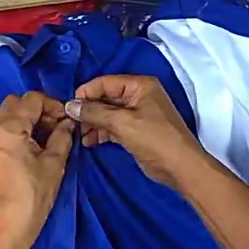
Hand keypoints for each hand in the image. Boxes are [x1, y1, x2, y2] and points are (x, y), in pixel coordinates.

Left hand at [0, 92, 74, 248]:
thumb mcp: (54, 164)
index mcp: (9, 128)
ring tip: (50, 137)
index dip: (53, 104)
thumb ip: (62, 137)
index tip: (67, 119)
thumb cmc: (32, 195)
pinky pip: (5, 129)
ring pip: (9, 115)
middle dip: (39, 108)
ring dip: (30, 119)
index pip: (32, 99)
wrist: (5, 227)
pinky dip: (21, 130)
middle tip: (58, 126)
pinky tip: (36, 147)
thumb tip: (68, 123)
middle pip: (17, 102)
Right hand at [65, 75, 208, 189]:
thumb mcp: (123, 123)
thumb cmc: (154, 139)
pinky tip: (89, 142)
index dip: (86, 92)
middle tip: (70, 123)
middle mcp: (139, 95)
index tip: (68, 106)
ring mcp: (138, 113)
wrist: (180, 166)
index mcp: (140, 85)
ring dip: (93, 123)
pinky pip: (114, 126)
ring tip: (79, 136)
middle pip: (106, 97)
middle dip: (88, 110)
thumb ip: (95, 112)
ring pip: (108, 113)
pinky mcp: (136, 130)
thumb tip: (70, 106)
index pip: (106, 82)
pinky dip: (102, 132)